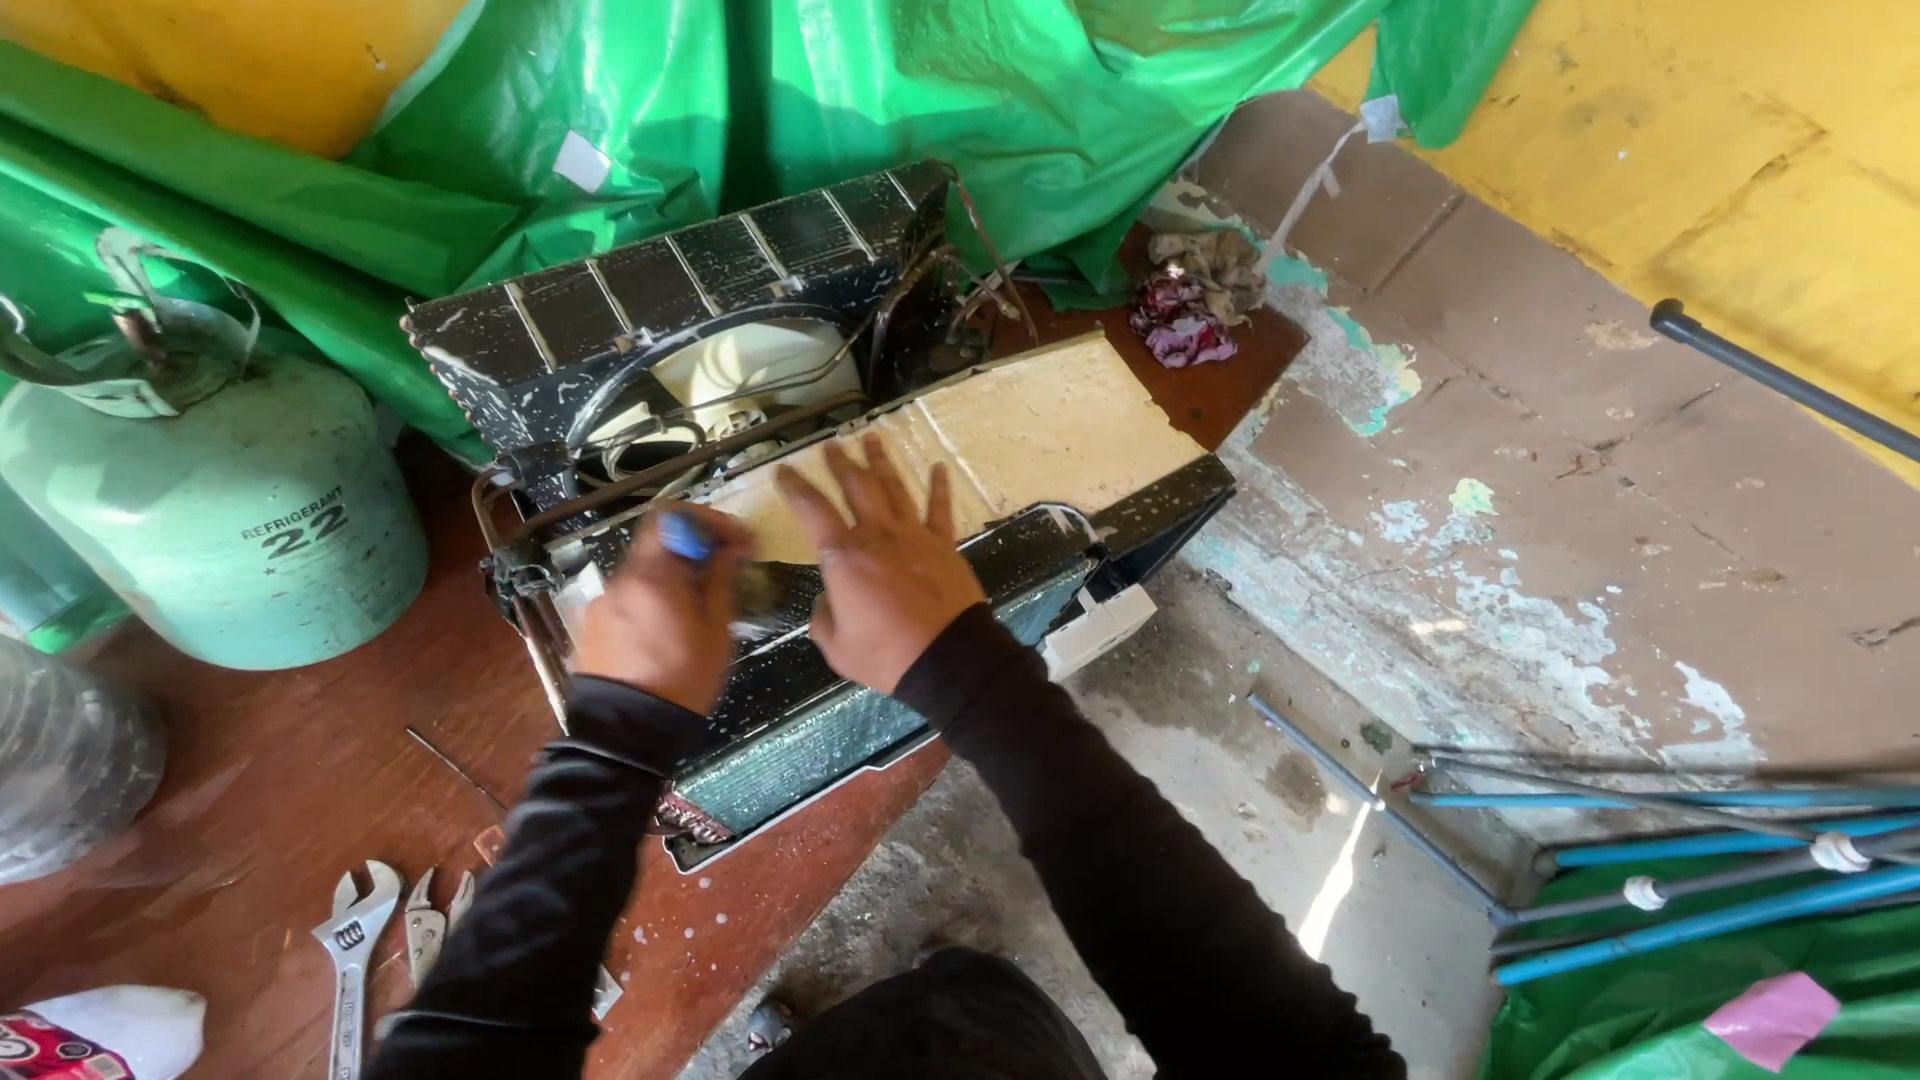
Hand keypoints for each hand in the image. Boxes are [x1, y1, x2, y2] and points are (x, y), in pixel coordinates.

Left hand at [571, 504, 749, 714]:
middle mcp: (620, 580)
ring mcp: (601, 602)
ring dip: (674, 574)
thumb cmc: (683, 680)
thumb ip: (720, 581)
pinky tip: (670, 628)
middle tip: (725, 568)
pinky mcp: (592, 625)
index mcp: (653, 576)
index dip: (708, 520)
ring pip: (644, 571)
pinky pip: (629, 596)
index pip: (673, 516)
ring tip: (700, 605)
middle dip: (695, 547)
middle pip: (658, 541)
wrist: (626, 734)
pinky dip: (654, 597)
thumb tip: (730, 548)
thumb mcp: (716, 631)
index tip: (736, 541)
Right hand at [777, 434, 986, 693]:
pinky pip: (940, 509)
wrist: (947, 658)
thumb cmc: (886, 654)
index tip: (784, 471)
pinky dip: (939, 487)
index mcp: (844, 556)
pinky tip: (938, 468)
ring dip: (881, 462)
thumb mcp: (837, 646)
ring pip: (894, 488)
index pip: (812, 510)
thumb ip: (824, 617)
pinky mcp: (945, 545)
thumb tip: (828, 598)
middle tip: (832, 445)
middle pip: (856, 486)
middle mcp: (878, 534)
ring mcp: (915, 535)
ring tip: (871, 439)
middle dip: (841, 463)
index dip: (795, 487)